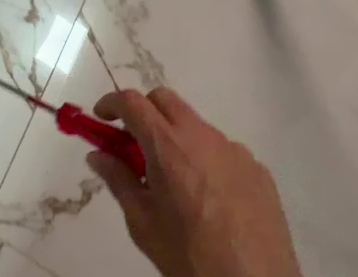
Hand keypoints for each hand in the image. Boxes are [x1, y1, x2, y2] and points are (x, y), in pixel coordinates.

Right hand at [86, 87, 300, 276]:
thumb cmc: (190, 257)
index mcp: (167, 146)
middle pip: (165, 100)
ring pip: (196, 125)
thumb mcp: (142, 222)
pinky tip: (210, 197)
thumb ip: (118, 180)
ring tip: (176, 181)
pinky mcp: (259, 171)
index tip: (102, 119)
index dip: (111, 103)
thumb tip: (98, 155)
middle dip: (144, 111)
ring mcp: (234, 151)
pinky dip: (206, 159)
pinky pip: (224, 151)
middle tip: (135, 143)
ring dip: (176, 136)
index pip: (132, 102)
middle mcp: (202, 137)